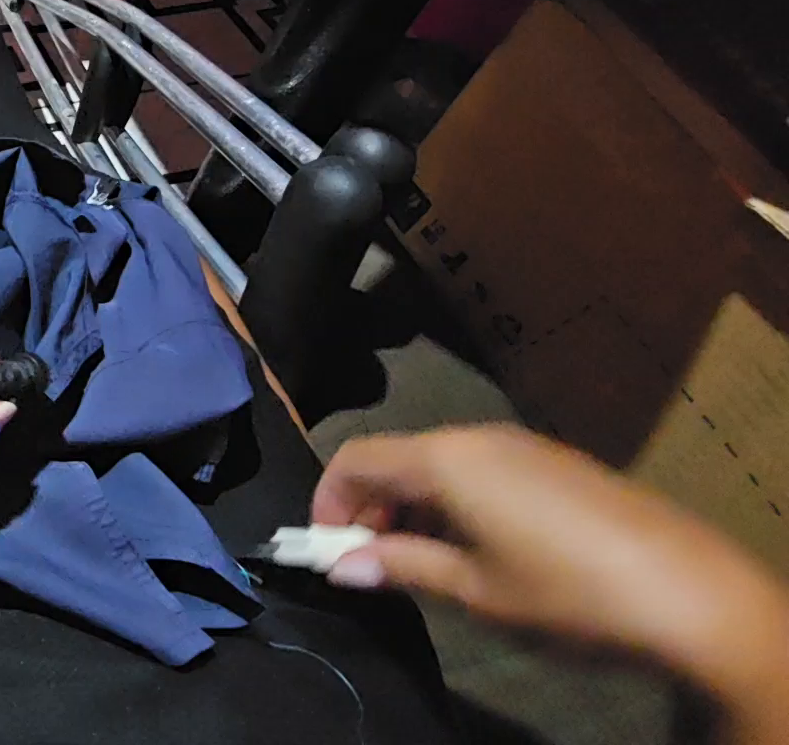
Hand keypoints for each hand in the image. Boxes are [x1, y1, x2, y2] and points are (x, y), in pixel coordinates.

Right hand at [313, 426, 788, 712]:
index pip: (353, 460)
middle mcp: (472, 437)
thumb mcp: (475, 590)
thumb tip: (338, 566)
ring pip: (433, 462)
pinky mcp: (555, 461)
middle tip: (372, 557)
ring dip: (410, 503)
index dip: (328, 499)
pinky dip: (451, 498)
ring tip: (424, 557)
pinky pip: (475, 467)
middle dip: (369, 504)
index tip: (329, 545)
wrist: (712, 604)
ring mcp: (518, 445)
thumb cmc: (571, 593)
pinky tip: (478, 544)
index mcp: (442, 460)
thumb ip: (398, 566)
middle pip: (392, 458)